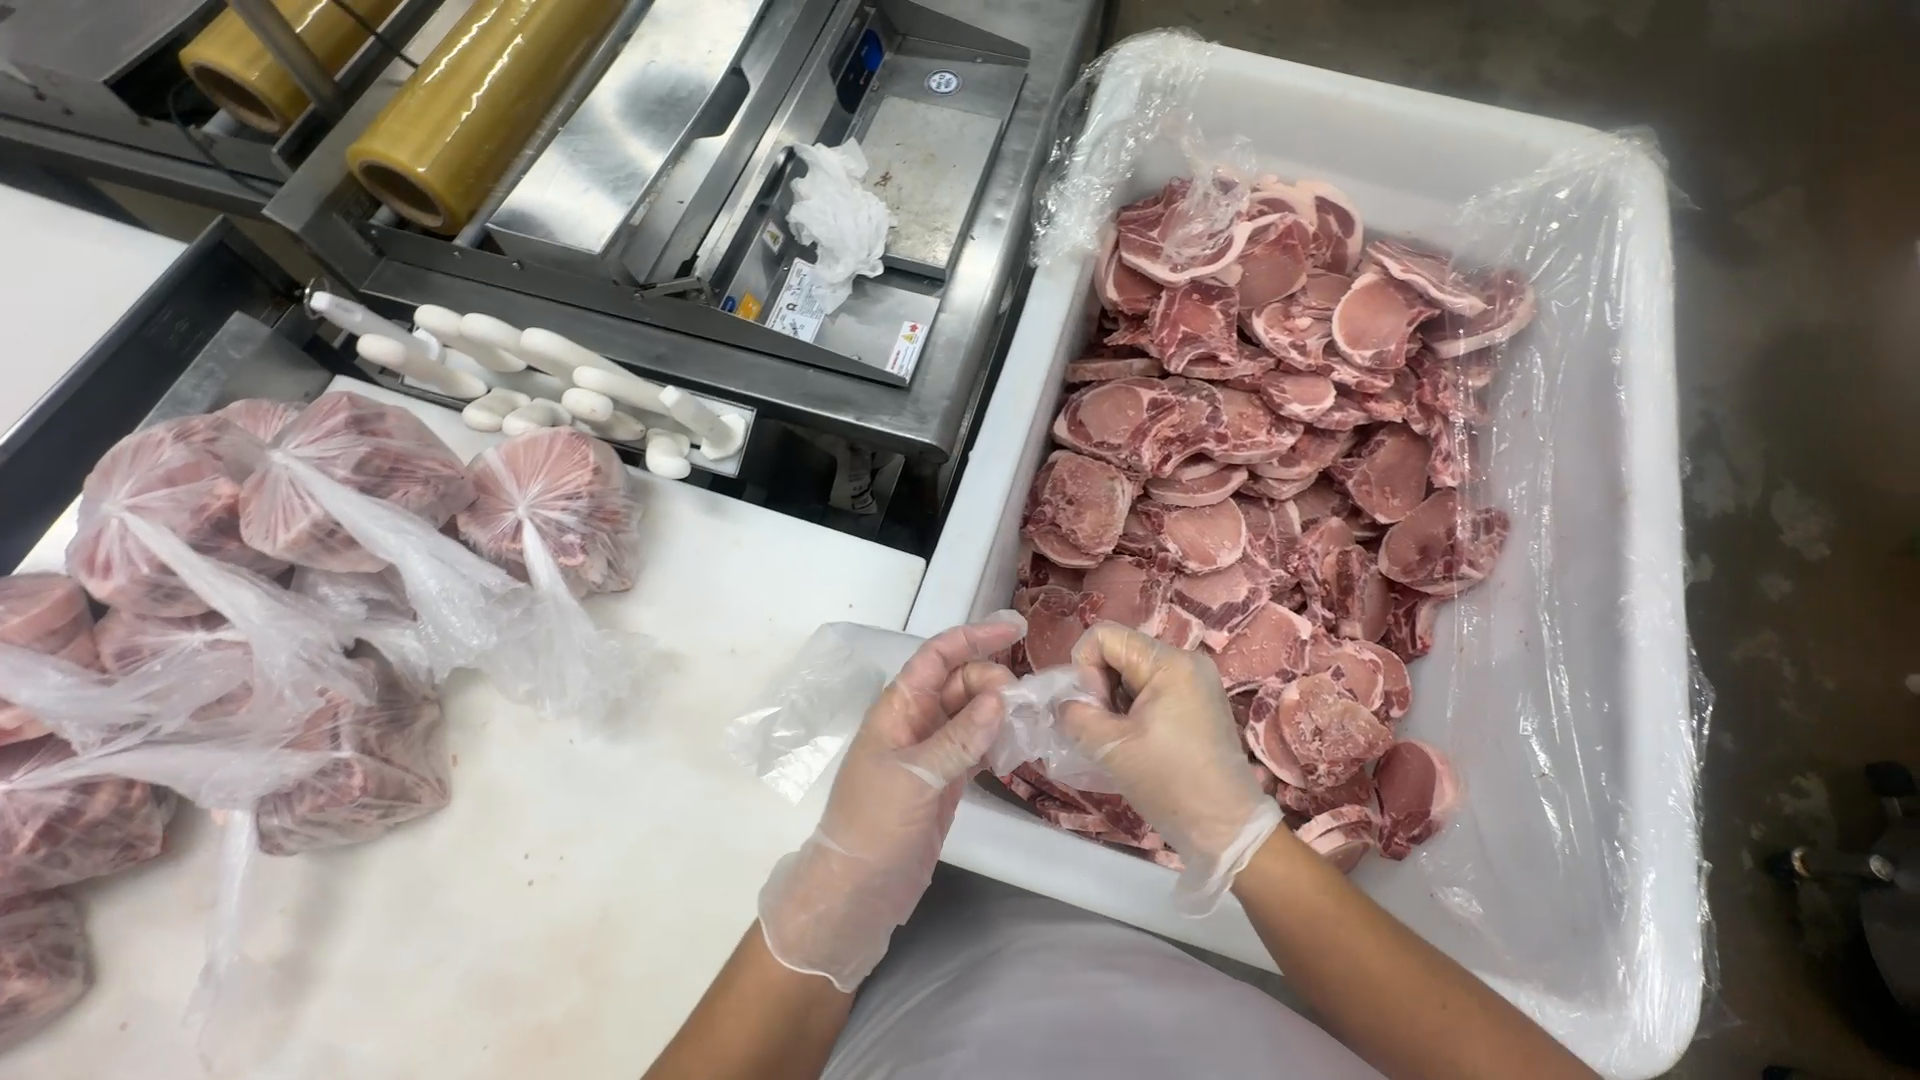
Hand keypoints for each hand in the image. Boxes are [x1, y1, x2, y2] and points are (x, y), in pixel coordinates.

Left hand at [757, 614, 1024, 991]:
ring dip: (1000, 710)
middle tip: (1022, 703)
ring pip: (972, 713)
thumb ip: (960, 737)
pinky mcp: (945, 779)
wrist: (858, 888)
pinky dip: (997, 740)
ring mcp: (931, 751)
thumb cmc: (874, 824)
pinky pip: (976, 745)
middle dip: (992, 680)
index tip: (1014, 629)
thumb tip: (1000, 698)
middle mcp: (915, 722)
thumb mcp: (917, 776)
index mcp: (897, 708)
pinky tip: (1020, 745)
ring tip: (1031, 719)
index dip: (973, 637)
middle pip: (960, 682)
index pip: (937, 657)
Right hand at [1060, 621, 1283, 913]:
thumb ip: (1075, 714)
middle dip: (1100, 687)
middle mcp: (1187, 660)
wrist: (1225, 827)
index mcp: (1169, 662)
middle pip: (1119, 651)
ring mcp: (1196, 680)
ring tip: (1124, 739)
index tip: (1096, 710)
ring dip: (1116, 701)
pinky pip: (1152, 688)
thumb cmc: (1169, 784)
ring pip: (1132, 671)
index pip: (1103, 636)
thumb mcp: (1109, 748)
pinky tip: (1140, 741)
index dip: (1085, 669)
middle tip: (1107, 729)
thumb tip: (1064, 703)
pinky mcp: (1199, 701)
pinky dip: (1135, 709)